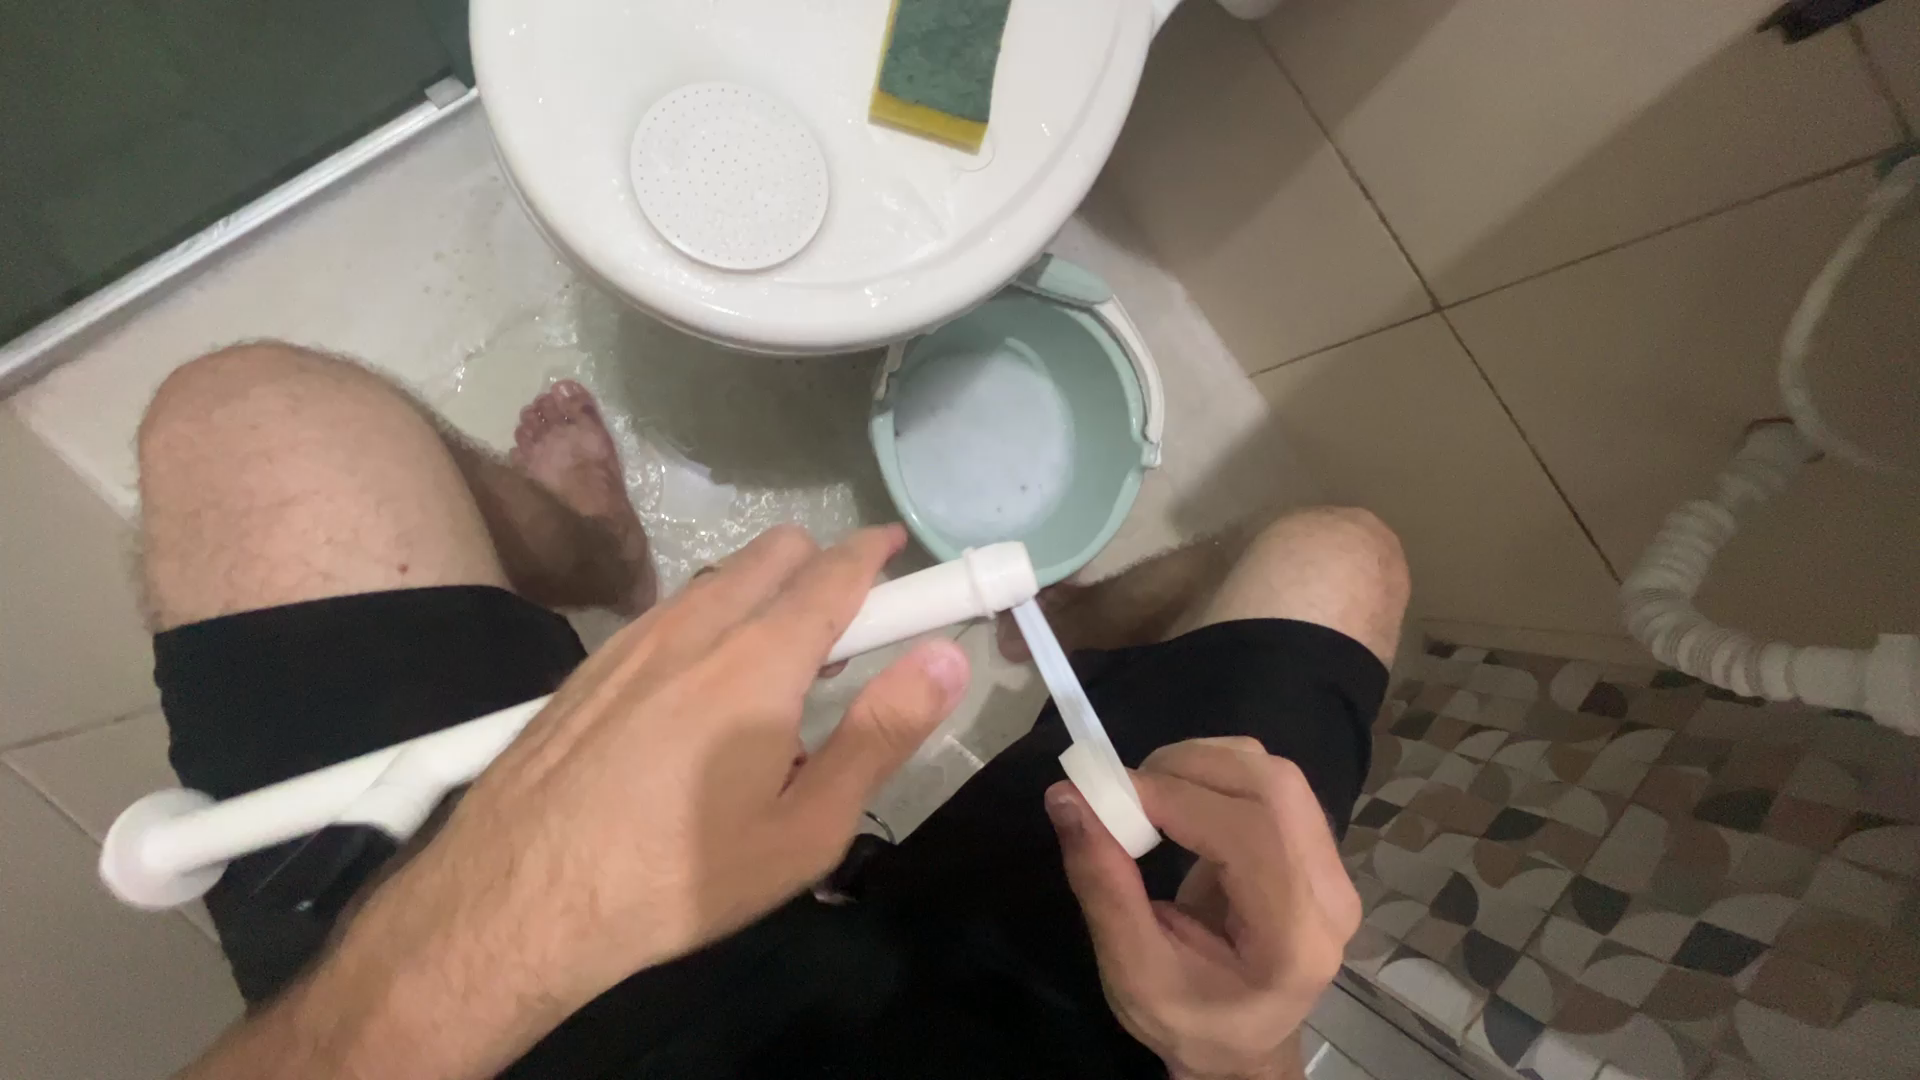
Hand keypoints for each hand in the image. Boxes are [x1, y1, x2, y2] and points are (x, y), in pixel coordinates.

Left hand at [318, 524, 969, 1070]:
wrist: (506, 907)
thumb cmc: (678, 875)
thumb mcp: (807, 827)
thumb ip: (883, 732)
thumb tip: (946, 658)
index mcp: (762, 658)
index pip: (836, 571)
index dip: (876, 550)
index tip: (898, 545)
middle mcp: (700, 625)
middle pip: (777, 550)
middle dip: (823, 563)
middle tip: (846, 625)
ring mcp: (638, 637)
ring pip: (724, 577)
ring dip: (768, 590)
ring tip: (777, 663)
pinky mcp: (596, 661)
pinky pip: (676, 609)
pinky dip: (715, 616)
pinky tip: (701, 685)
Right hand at [1046, 738, 1361, 1079]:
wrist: (1243, 1045)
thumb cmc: (1191, 1021)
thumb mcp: (1131, 972)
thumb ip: (1101, 885)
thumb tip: (1066, 796)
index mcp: (1294, 939)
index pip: (1247, 835)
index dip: (1173, 797)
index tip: (1106, 791)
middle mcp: (1329, 892)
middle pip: (1271, 786)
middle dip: (1187, 767)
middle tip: (1125, 789)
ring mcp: (1330, 865)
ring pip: (1270, 770)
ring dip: (1199, 762)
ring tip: (1149, 793)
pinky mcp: (1312, 844)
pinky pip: (1267, 779)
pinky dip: (1212, 769)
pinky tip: (1178, 798)